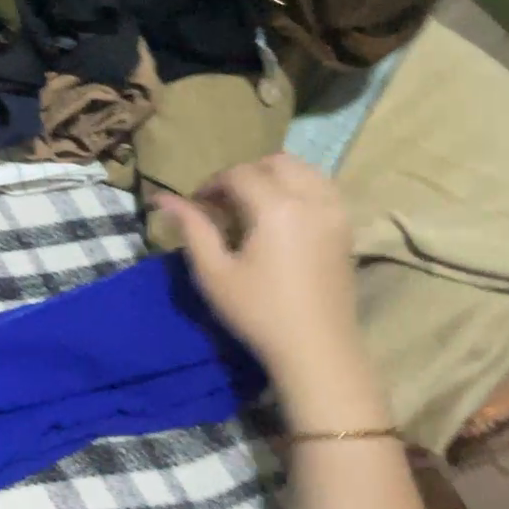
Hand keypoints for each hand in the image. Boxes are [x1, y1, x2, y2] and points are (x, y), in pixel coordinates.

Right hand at [153, 154, 363, 383]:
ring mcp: (336, 212)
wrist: (315, 346)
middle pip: (276, 162)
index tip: (195, 206)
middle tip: (221, 204)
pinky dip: (297, 189)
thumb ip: (192, 228)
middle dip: (244, 175)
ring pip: (304, 170)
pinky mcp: (346, 226)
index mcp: (277, 209)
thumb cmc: (256, 310)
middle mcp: (313, 200)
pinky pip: (322, 188)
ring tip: (250, 208)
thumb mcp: (213, 271)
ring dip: (273, 178)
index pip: (239, 174)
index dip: (211, 184)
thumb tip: (163, 199)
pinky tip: (278, 218)